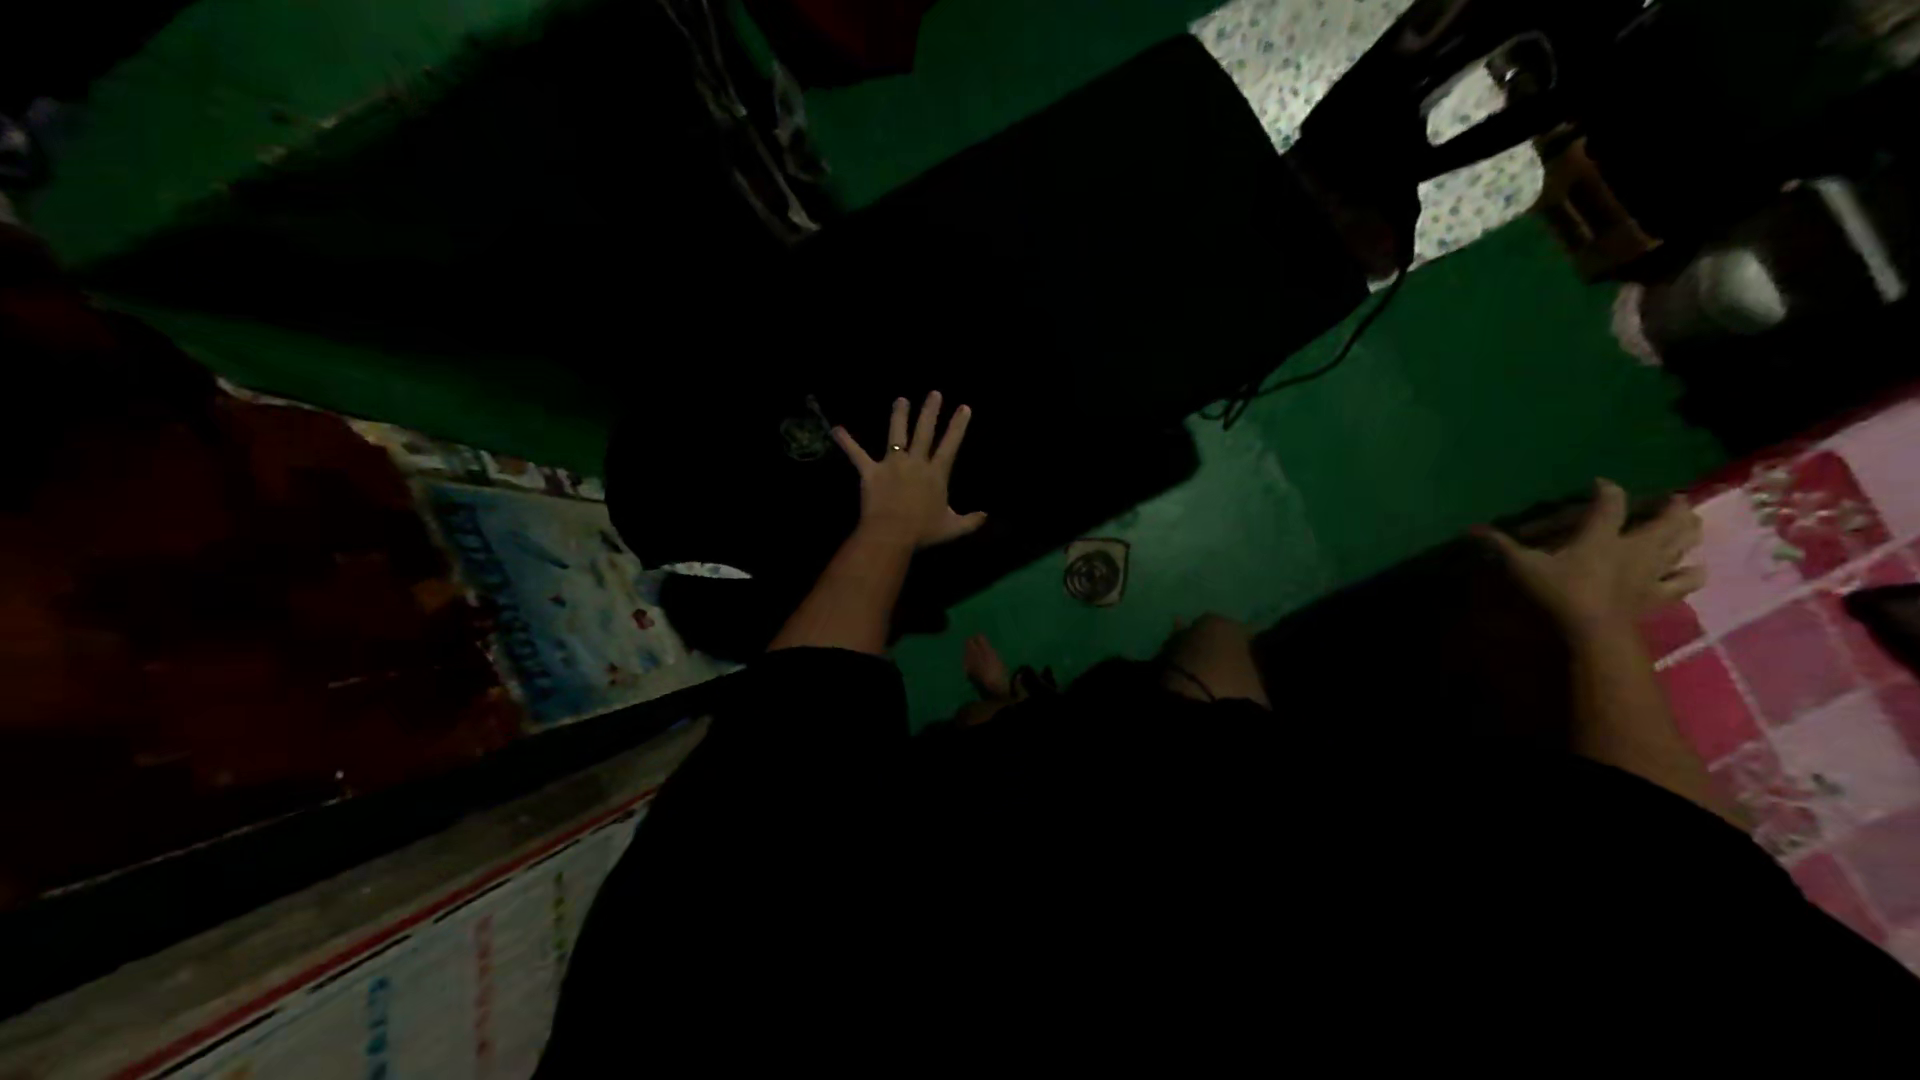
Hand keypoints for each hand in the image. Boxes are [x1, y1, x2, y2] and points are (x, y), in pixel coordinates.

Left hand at [831, 392, 986, 549]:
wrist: (891, 534)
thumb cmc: (923, 532)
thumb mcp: (952, 528)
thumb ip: (971, 521)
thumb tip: (986, 515)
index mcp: (936, 473)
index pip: (951, 444)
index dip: (958, 425)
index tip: (964, 407)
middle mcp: (915, 462)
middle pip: (924, 431)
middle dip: (930, 410)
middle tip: (934, 393)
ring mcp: (892, 464)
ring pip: (896, 433)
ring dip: (898, 415)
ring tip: (901, 400)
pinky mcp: (871, 472)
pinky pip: (857, 454)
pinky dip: (846, 442)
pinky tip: (836, 429)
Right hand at [1480, 479, 1705, 633]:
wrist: (1593, 631)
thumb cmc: (1558, 593)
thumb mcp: (1523, 567)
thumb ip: (1502, 546)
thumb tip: (1471, 529)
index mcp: (1602, 537)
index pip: (1610, 504)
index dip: (1608, 490)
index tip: (1601, 483)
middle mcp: (1635, 548)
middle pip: (1666, 521)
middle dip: (1671, 507)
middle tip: (1673, 498)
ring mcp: (1653, 571)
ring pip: (1683, 544)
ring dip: (1688, 531)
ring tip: (1690, 521)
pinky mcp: (1660, 594)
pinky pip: (1686, 581)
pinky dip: (1693, 572)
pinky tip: (1695, 568)